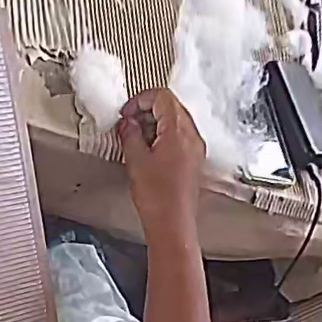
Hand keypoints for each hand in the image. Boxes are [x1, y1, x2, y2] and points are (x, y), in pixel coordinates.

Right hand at [117, 89, 205, 233]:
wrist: (172, 224)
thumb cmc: (158, 199)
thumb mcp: (136, 161)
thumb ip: (130, 136)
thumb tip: (127, 123)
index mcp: (179, 131)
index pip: (162, 97)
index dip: (140, 100)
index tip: (126, 112)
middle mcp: (192, 136)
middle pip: (171, 106)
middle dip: (147, 110)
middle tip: (128, 124)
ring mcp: (195, 148)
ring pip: (175, 121)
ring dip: (154, 124)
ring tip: (136, 139)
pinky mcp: (193, 160)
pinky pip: (179, 137)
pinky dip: (163, 137)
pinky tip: (148, 152)